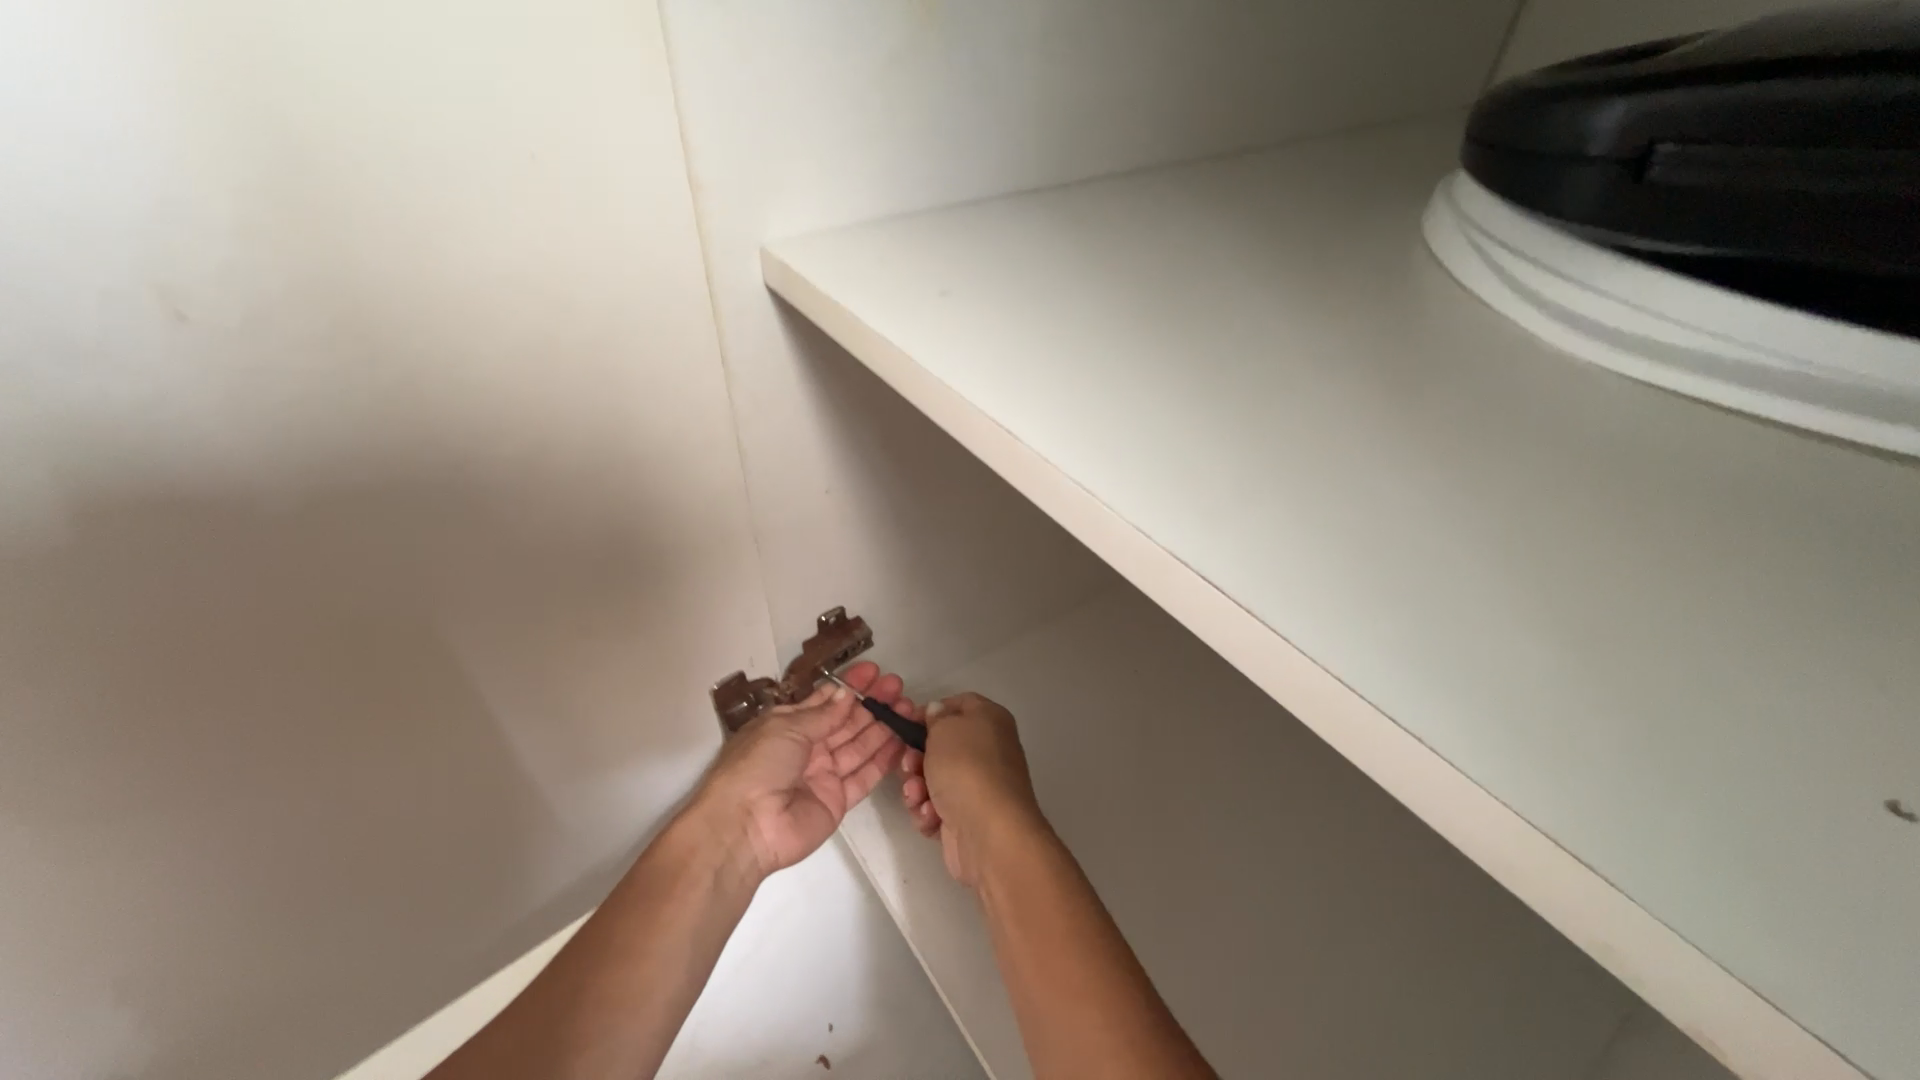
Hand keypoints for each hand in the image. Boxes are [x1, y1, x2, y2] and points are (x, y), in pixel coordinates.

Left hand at [692, 662, 912, 879]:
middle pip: (845, 722)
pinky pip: (863, 776)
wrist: (745, 826)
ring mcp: (823, 775)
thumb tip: (846, 694)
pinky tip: (902, 741)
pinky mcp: (837, 800)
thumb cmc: (758, 765)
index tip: (873, 671)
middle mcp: (807, 748)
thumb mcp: (786, 728)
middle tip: (897, 686)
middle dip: (871, 703)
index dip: (848, 686)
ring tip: (908, 708)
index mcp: (787, 726)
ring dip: (882, 727)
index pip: (824, 701)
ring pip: (858, 746)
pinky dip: (883, 760)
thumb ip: (822, 714)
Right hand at [899, 692, 1048, 887]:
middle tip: (908, 766)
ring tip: (917, 795)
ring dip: (917, 787)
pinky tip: (931, 817)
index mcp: (990, 720)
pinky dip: (929, 812)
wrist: (989, 832)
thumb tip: (937, 711)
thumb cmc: (966, 768)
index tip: (906, 724)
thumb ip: (936, 717)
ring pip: (934, 779)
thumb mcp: (945, 729)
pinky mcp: (966, 817)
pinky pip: (937, 807)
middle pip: (940, 747)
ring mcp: (977, 786)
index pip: (958, 705)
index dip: (930, 712)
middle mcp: (986, 751)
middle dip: (916, 757)